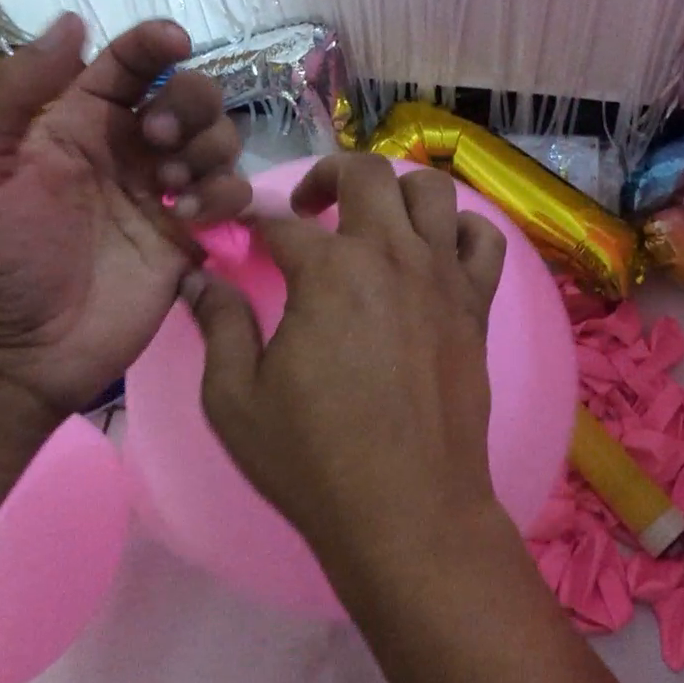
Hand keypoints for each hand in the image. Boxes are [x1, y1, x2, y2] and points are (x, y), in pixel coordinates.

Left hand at [0, 13, 250, 413]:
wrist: (9, 356)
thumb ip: (11, 92)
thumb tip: (73, 21)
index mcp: (74, 121)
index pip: (127, 63)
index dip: (154, 42)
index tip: (175, 42)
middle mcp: (126, 149)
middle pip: (187, 93)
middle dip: (188, 102)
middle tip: (157, 140)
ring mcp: (162, 193)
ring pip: (218, 139)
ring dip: (209, 147)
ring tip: (173, 187)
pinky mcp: (189, 236)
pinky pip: (232, 195)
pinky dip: (227, 194)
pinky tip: (194, 218)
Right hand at [187, 153, 508, 560]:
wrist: (408, 509)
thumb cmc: (313, 459)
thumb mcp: (235, 400)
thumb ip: (219, 326)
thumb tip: (199, 279)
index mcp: (329, 271)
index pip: (283, 224)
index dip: (256, 227)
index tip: (244, 241)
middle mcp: (391, 255)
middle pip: (364, 173)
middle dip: (326, 175)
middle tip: (308, 210)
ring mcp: (442, 276)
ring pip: (430, 190)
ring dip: (396, 192)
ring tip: (373, 223)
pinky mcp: (477, 304)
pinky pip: (484, 239)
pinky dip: (461, 229)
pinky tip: (435, 252)